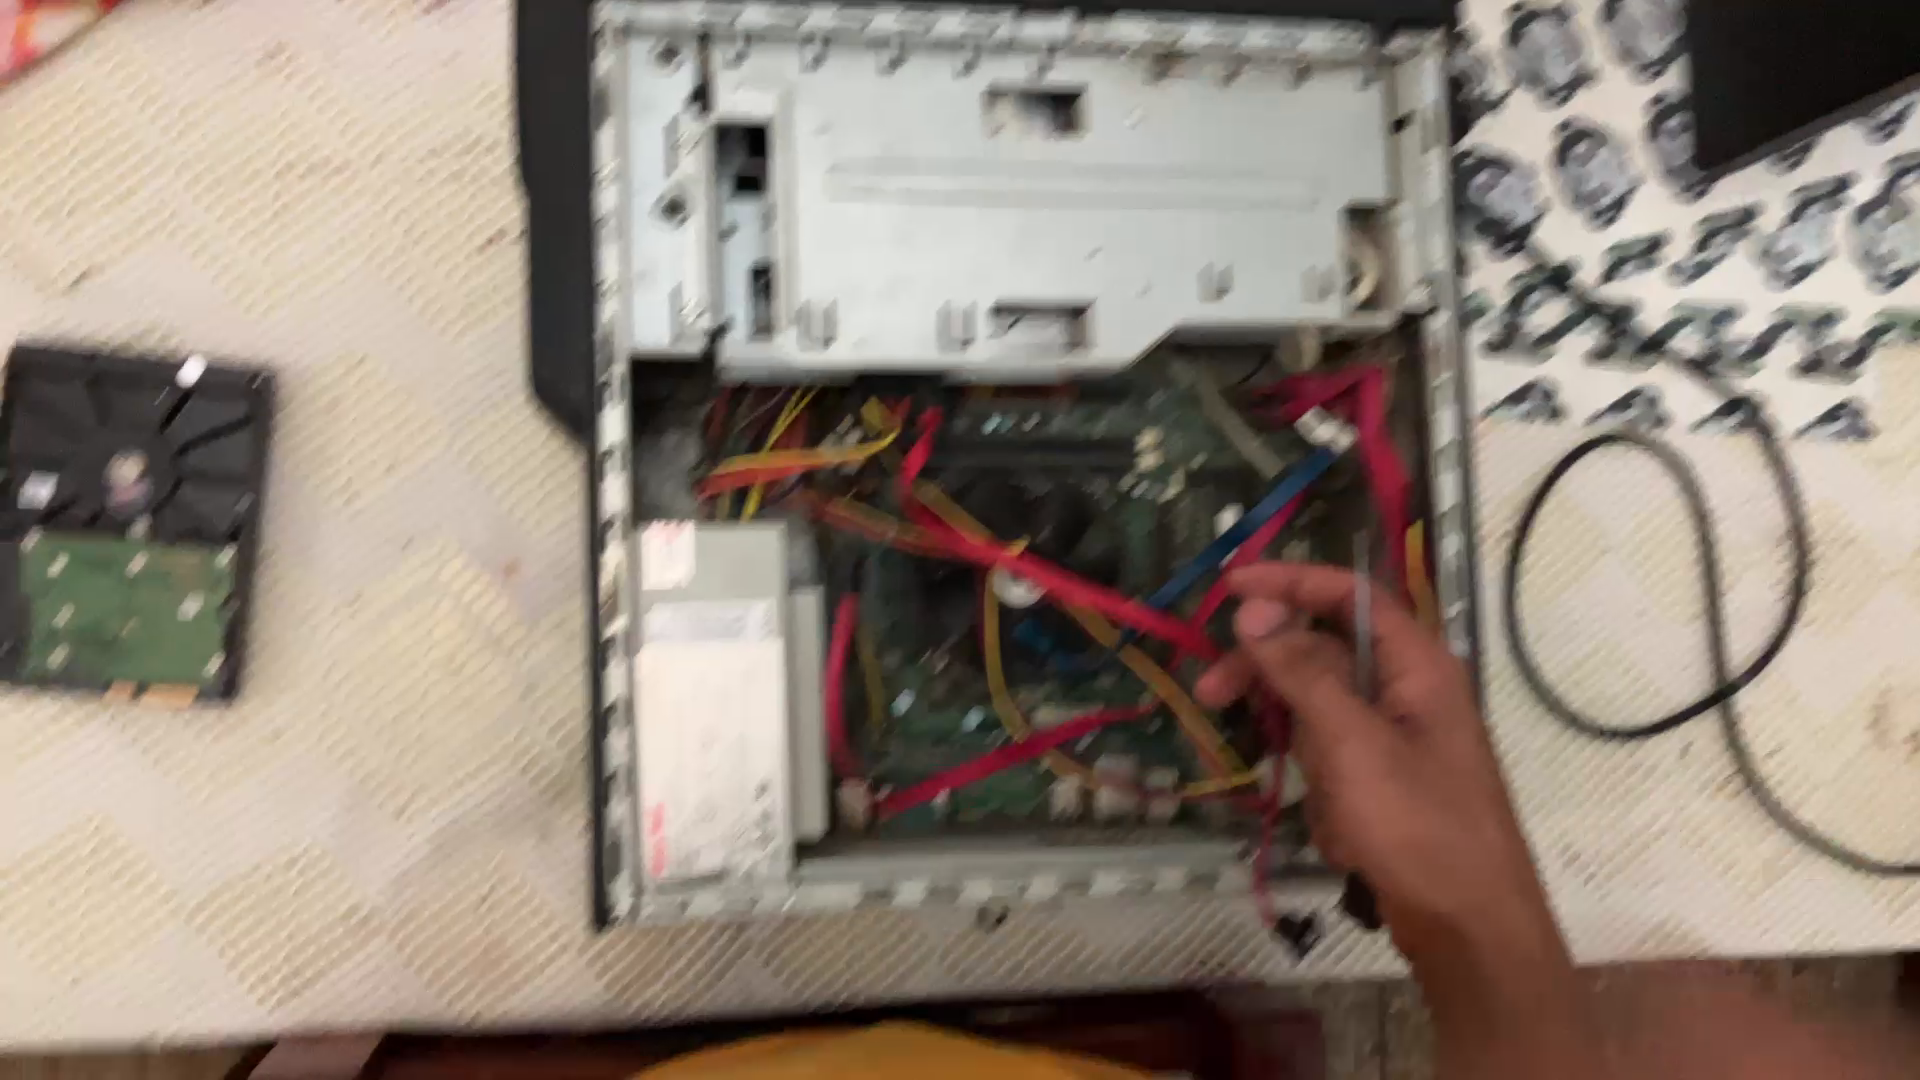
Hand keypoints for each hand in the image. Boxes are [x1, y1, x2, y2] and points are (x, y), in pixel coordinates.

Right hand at [1193, 562, 1554, 961]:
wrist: (1467, 930)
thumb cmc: (1416, 825)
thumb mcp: (1349, 741)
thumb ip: (1300, 669)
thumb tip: (1252, 608)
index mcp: (1415, 664)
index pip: (1348, 595)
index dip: (1289, 581)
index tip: (1229, 587)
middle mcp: (1403, 686)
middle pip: (1321, 644)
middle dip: (1263, 659)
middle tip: (1211, 687)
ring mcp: (1388, 729)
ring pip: (1314, 692)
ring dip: (1273, 708)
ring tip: (1243, 746)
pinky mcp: (1374, 768)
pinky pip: (1322, 737)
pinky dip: (1297, 750)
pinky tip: (1293, 788)